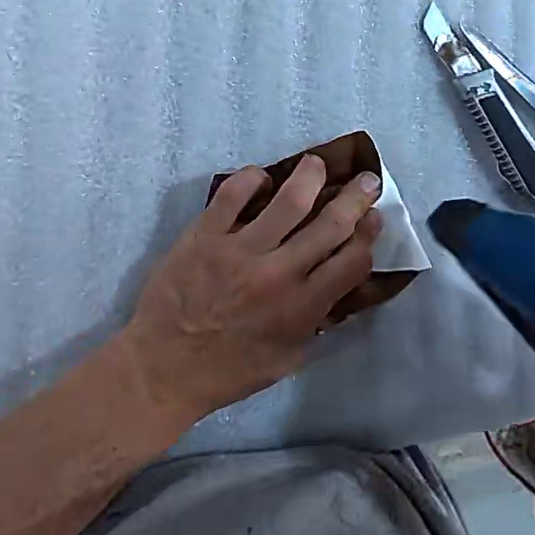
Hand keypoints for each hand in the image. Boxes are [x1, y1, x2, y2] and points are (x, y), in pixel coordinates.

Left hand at [114, 156, 382, 431]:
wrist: (161, 371)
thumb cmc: (230, 370)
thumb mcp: (289, 356)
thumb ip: (319, 321)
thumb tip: (344, 288)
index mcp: (302, 308)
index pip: (353, 261)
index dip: (369, 235)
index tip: (373, 218)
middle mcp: (278, 275)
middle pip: (331, 224)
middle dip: (357, 198)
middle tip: (367, 180)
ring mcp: (240, 252)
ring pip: (288, 201)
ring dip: (311, 175)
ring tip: (317, 164)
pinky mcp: (204, 237)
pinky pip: (232, 195)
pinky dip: (251, 178)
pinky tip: (261, 176)